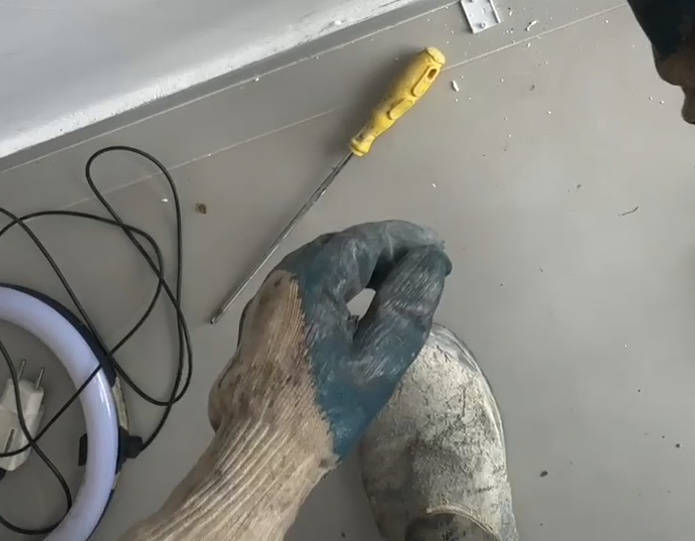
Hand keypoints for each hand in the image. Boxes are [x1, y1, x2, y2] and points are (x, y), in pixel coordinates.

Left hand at [130, 222, 450, 539]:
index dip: (406, 241)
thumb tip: (430, 260)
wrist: (257, 454)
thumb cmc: (322, 409)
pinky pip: (309, 282)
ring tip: (396, 280)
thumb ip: (407, 303)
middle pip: (343, 246)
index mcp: (312, 279)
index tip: (437, 251)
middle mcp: (285, 276)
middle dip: (386, 250)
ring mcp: (269, 297)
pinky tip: (358, 301)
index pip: (366, 239)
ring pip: (324, 262)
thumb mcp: (377, 359)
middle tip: (421, 265)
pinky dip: (341, 280)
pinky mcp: (263, 319)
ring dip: (363, 265)